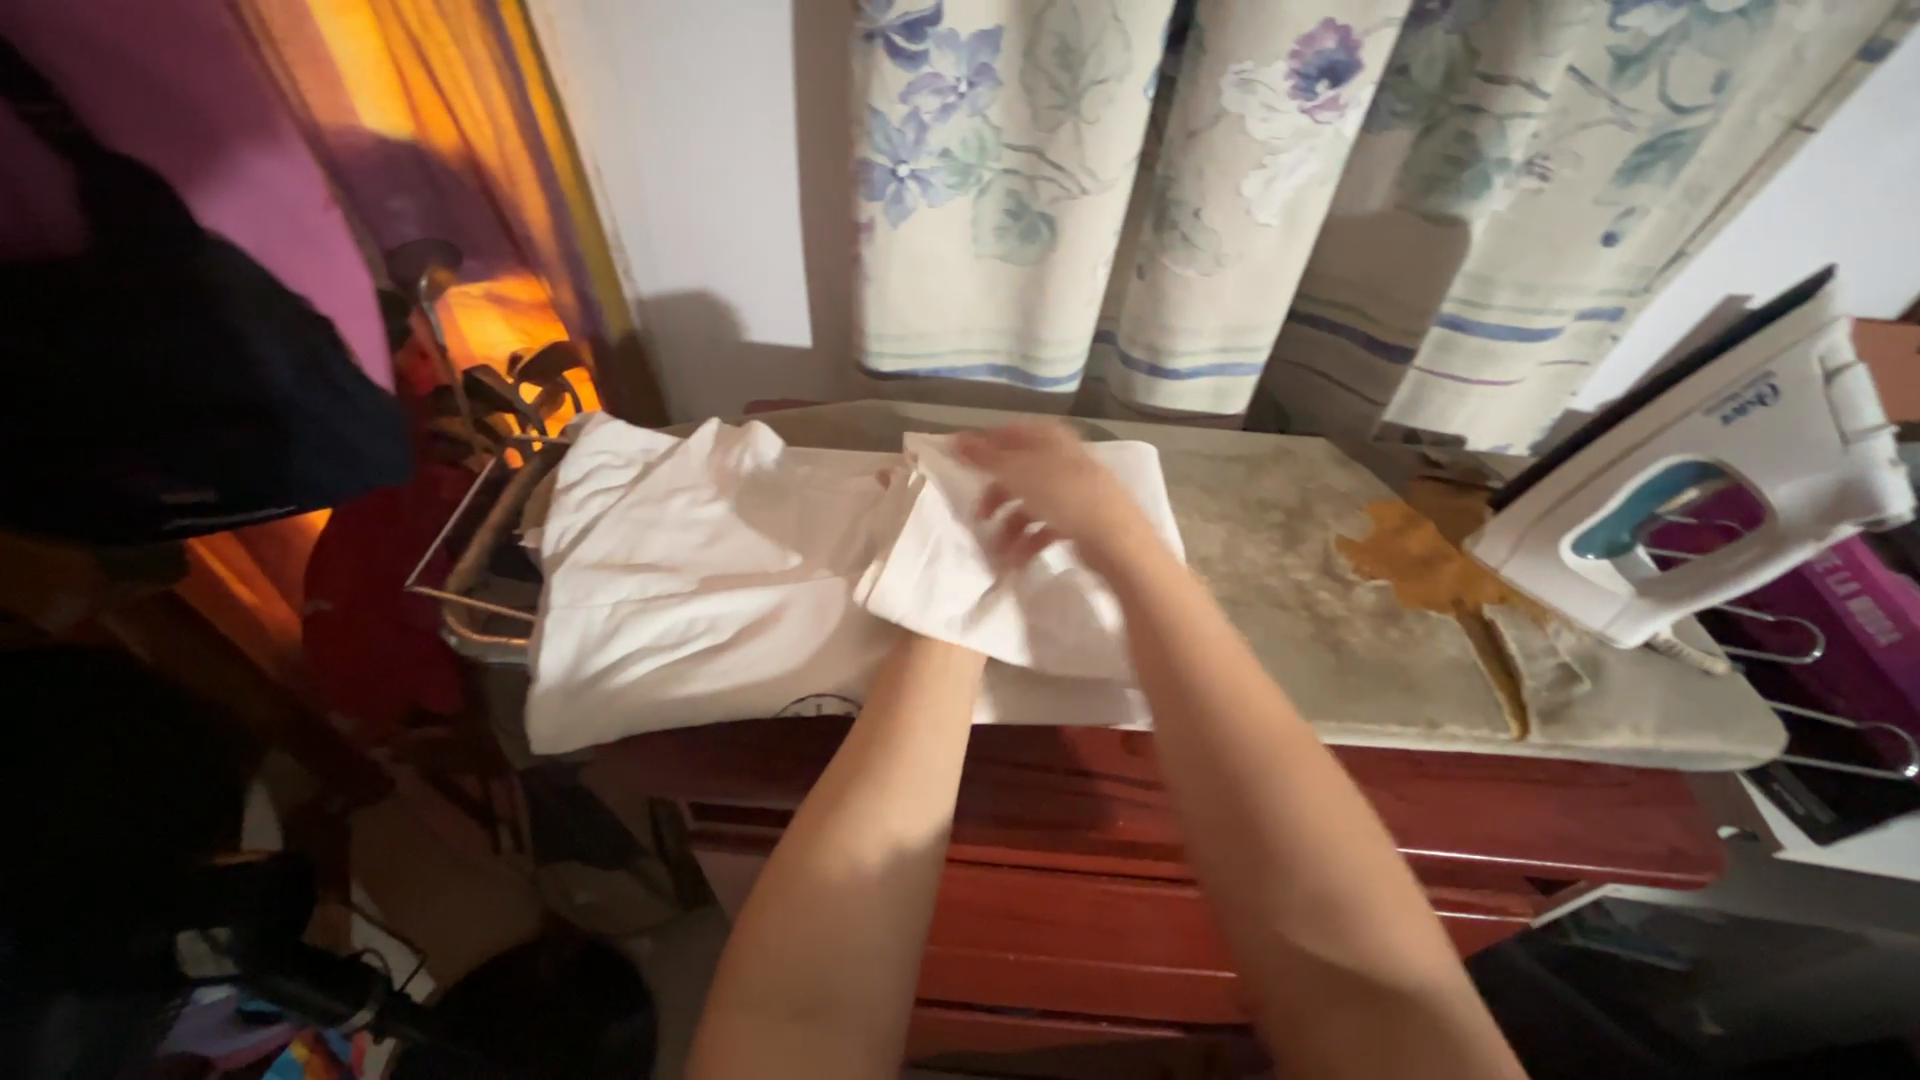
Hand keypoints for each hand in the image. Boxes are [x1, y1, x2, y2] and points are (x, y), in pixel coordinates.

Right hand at [953, 421, 1159, 574]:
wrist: (1116, 538)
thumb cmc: (1064, 496)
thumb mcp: (1018, 472)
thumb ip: (984, 457)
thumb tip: (953, 439)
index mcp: (1049, 440)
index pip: (1010, 433)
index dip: (985, 446)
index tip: (960, 465)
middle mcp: (1061, 461)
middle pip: (1018, 473)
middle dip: (995, 497)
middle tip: (978, 516)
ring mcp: (1073, 492)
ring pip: (1030, 505)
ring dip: (1009, 528)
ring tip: (998, 552)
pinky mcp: (1079, 522)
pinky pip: (1045, 528)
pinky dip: (1028, 542)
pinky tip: (1017, 561)